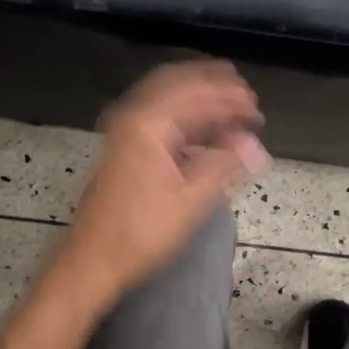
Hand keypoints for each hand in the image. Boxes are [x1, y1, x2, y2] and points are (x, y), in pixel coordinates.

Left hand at [59, 62, 269, 301]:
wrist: (92, 260)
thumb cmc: (142, 232)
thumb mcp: (192, 200)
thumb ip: (225, 164)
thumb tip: (254, 145)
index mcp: (147, 123)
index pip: (194, 92)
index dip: (228, 95)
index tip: (256, 104)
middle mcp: (132, 118)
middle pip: (177, 87)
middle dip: (212, 89)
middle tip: (244, 97)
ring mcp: (123, 134)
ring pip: (167, 105)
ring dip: (199, 105)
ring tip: (232, 115)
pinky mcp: (123, 151)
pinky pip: (158, 123)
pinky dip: (184, 123)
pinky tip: (206, 137)